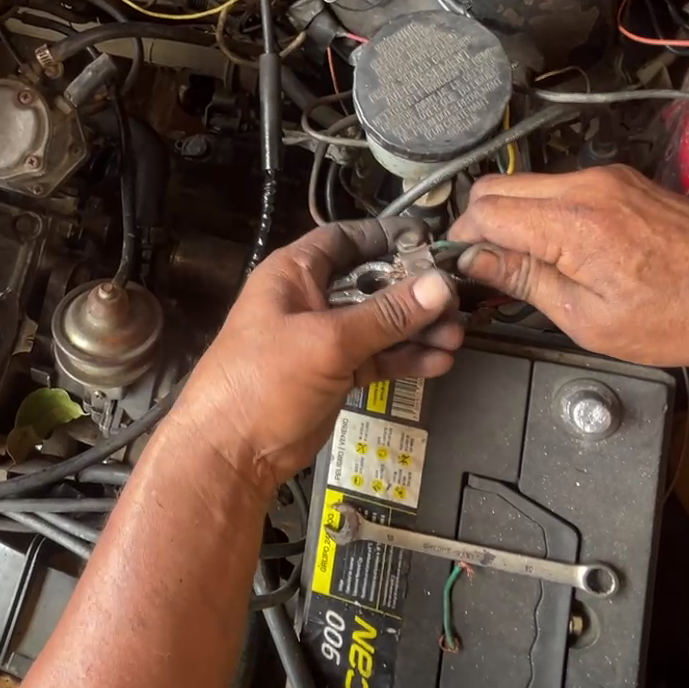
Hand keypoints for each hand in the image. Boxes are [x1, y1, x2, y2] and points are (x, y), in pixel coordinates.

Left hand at [174, 218, 464, 489]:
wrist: (232, 450)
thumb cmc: (263, 380)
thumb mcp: (327, 341)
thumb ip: (386, 315)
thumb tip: (438, 285)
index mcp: (293, 273)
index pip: (345, 239)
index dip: (386, 236)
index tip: (428, 241)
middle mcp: (309, 299)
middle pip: (370, 282)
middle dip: (413, 291)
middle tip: (454, 301)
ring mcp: (322, 338)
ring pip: (379, 323)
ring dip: (417, 329)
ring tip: (455, 337)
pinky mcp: (334, 373)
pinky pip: (377, 357)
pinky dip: (405, 358)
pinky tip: (438, 362)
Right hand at [447, 166, 688, 374]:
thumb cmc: (684, 317)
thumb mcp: (587, 317)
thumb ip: (522, 279)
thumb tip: (475, 261)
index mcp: (572, 222)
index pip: (483, 212)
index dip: (463, 239)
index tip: (460, 264)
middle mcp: (586, 187)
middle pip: (496, 187)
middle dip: (478, 224)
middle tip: (485, 264)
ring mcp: (608, 179)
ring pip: (526, 184)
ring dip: (511, 217)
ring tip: (527, 262)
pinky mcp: (624, 182)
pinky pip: (559, 188)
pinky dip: (542, 212)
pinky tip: (560, 249)